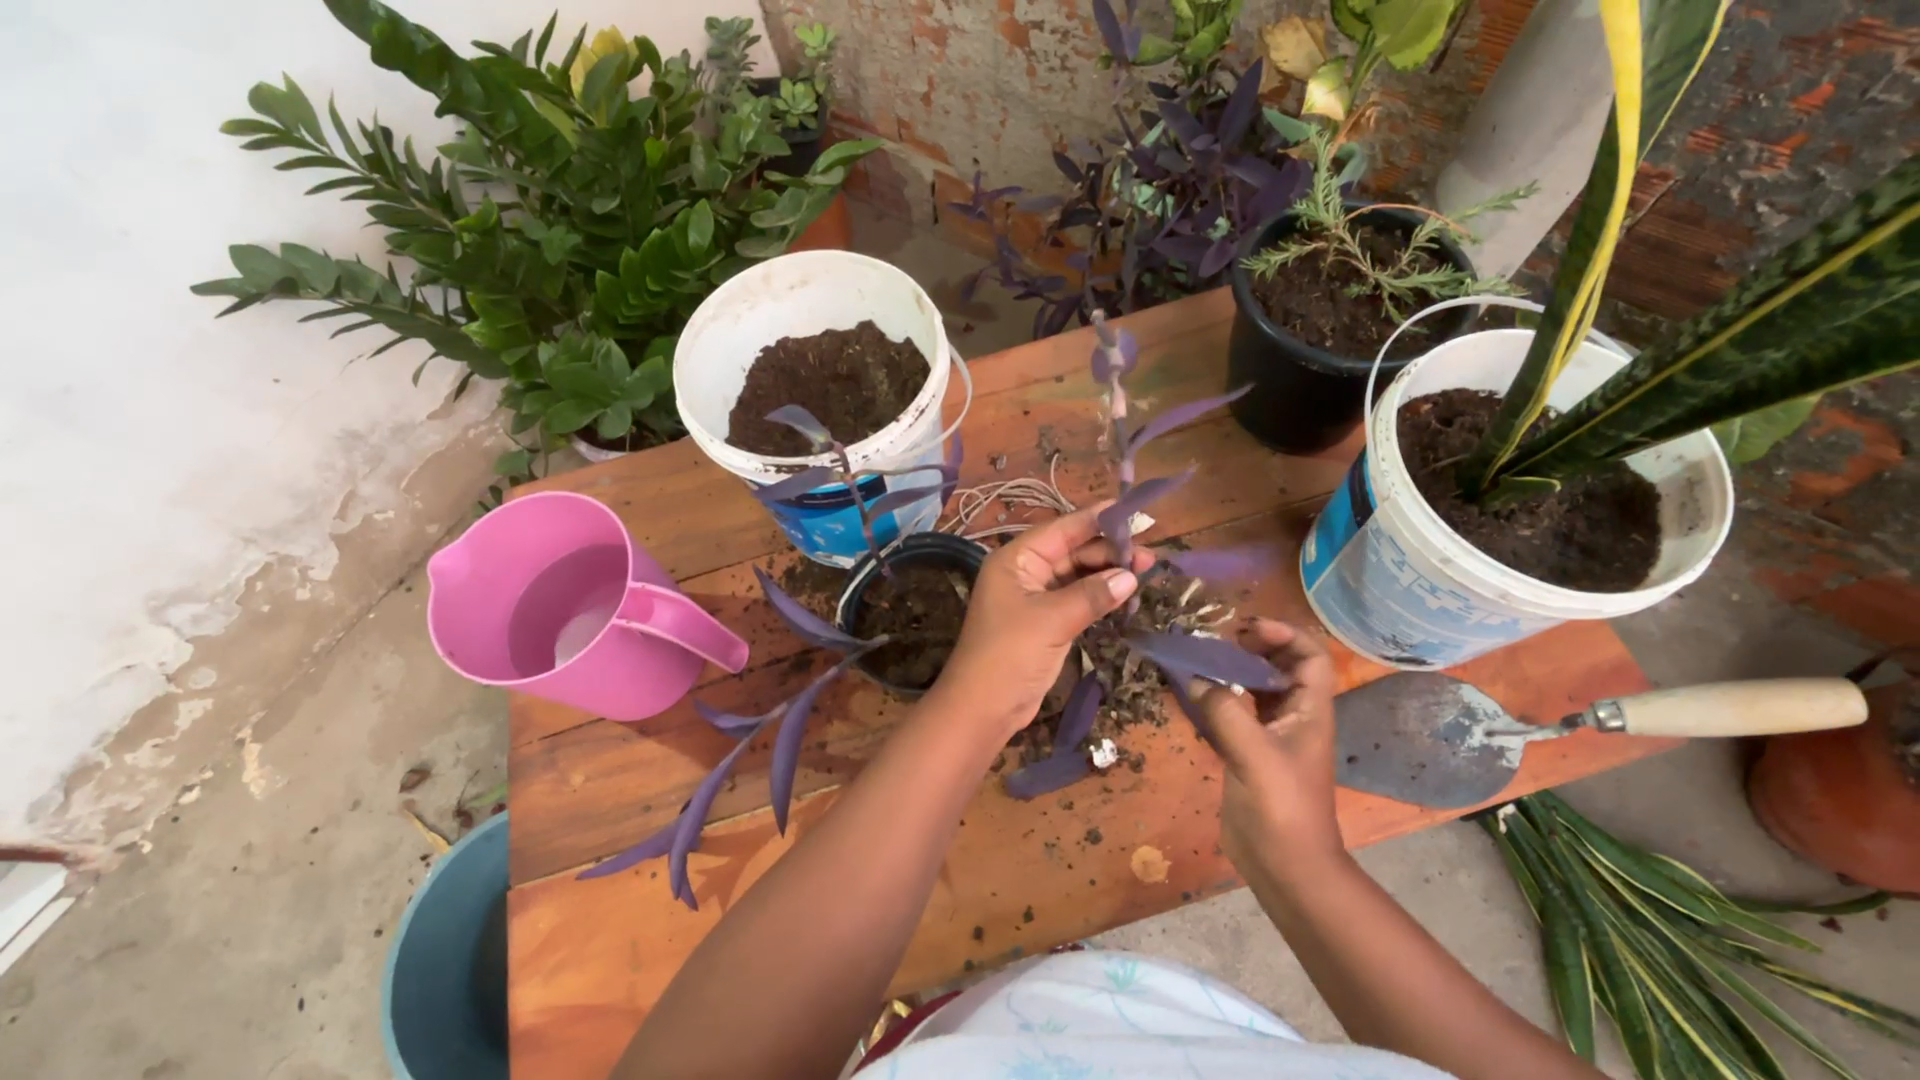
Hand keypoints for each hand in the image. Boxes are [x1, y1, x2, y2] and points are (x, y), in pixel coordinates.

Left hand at [930, 502, 1154, 738]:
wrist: (983, 708)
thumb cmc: (1009, 654)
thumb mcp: (1052, 620)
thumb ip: (1092, 595)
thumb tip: (1130, 576)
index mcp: (1016, 560)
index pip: (1061, 530)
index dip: (1097, 520)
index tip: (1133, 514)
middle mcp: (1025, 573)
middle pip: (1073, 551)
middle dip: (1109, 552)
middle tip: (1150, 558)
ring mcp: (1036, 598)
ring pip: (1078, 576)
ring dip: (1108, 574)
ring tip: (1146, 574)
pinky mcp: (1047, 622)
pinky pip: (1078, 599)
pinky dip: (1101, 597)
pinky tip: (1127, 596)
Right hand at [1191, 619, 1343, 873]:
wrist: (1285, 865)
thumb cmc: (1282, 806)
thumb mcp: (1254, 753)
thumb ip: (1224, 710)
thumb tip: (1194, 676)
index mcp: (1310, 711)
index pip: (1310, 656)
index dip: (1284, 634)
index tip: (1245, 630)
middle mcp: (1293, 717)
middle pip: (1279, 667)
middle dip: (1249, 649)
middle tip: (1212, 643)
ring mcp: (1269, 736)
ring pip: (1253, 689)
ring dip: (1228, 673)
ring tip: (1195, 661)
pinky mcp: (1247, 753)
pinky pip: (1232, 713)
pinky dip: (1214, 699)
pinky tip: (1188, 694)